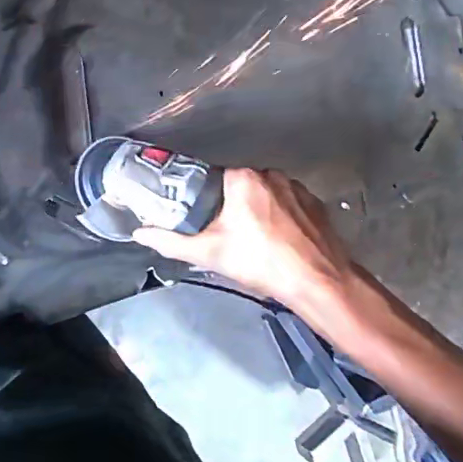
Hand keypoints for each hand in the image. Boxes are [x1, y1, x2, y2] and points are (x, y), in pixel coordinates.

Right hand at [129, 168, 361, 308]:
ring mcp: (298, 190)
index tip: (198, 214)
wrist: (322, 285)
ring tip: (249, 239)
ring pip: (263, 195)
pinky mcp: (318, 206)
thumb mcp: (207, 253)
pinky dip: (279, 219)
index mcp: (242, 179)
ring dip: (255, 211)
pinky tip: (275, 241)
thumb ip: (169, 241)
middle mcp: (271, 176)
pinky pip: (288, 205)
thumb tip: (140, 233)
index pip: (210, 178)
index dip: (201, 197)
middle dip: (228, 206)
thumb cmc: (263, 263)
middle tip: (221, 231)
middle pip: (237, 186)